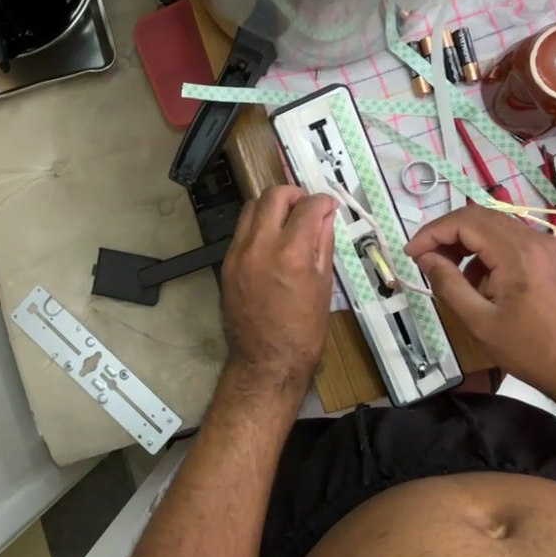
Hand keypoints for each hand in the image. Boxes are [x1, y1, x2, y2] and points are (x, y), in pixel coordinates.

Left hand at [218, 186, 337, 404]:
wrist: (267, 362)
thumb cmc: (304, 331)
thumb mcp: (324, 286)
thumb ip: (323, 244)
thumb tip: (326, 217)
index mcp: (291, 254)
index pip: (308, 207)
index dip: (323, 201)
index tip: (329, 206)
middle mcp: (260, 247)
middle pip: (273, 196)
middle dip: (294, 194)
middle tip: (307, 206)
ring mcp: (238, 254)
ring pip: (251, 208)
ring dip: (272, 206)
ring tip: (288, 220)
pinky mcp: (226, 264)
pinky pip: (241, 231)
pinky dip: (258, 226)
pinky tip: (272, 240)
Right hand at [404, 206, 555, 402]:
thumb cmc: (532, 351)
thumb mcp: (480, 322)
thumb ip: (449, 284)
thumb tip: (426, 259)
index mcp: (516, 253)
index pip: (465, 221)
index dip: (432, 233)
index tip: (411, 255)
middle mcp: (535, 240)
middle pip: (480, 217)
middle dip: (447, 234)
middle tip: (424, 260)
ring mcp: (549, 247)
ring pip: (497, 227)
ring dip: (467, 242)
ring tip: (448, 272)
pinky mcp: (555, 259)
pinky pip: (513, 242)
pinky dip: (489, 251)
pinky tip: (480, 280)